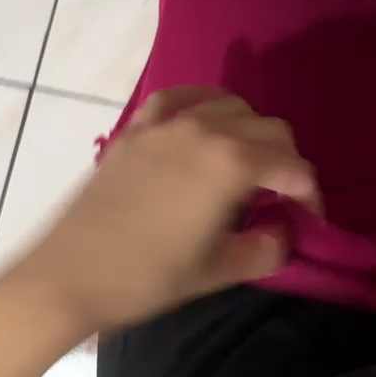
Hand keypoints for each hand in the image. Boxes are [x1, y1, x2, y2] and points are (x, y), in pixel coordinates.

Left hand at [0, 87, 321, 339]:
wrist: (65, 277)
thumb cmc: (146, 278)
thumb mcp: (217, 272)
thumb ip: (266, 249)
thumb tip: (286, 232)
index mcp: (232, 164)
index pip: (293, 166)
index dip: (309, 193)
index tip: (309, 219)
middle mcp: (206, 130)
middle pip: (269, 128)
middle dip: (286, 160)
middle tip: (281, 196)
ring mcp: (168, 124)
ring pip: (231, 106)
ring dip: (250, 131)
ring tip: (246, 164)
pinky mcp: (137, 128)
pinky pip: (181, 98)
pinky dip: (203, 106)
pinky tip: (204, 124)